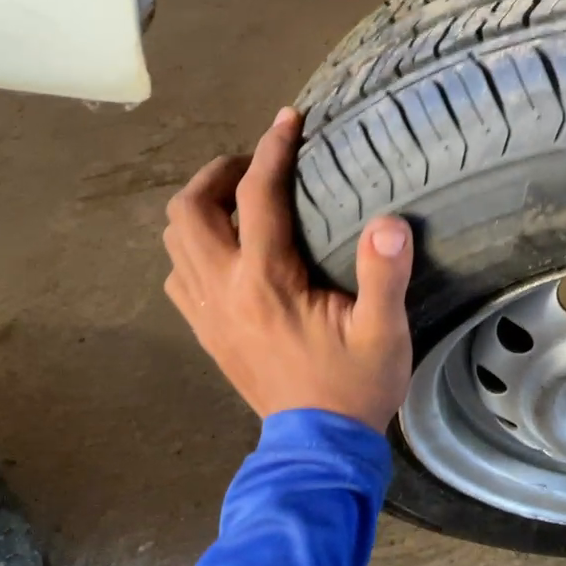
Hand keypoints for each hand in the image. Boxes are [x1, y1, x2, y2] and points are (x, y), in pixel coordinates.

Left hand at [162, 107, 414, 428]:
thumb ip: (384, 273)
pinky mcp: (207, 333)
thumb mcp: (384, 330)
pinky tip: (226, 253)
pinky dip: (193, 248)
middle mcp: (224, 290)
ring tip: (239, 200)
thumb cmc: (355, 385)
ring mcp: (207, 314)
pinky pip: (178, 276)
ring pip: (175, 241)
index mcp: (266, 281)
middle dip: (220, 173)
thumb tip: (390, 220)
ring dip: (201, 208)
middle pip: (191, 210)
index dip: (273, 151)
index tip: (288, 119)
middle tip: (258, 165)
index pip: (258, 198)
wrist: (318, 446)